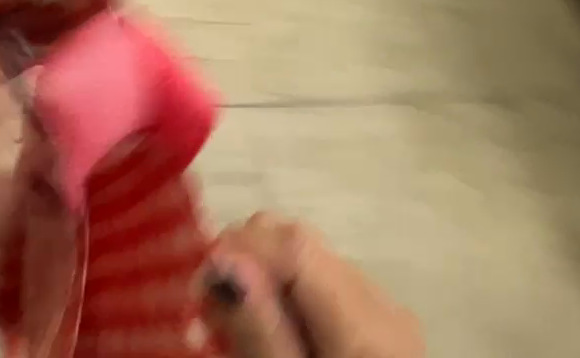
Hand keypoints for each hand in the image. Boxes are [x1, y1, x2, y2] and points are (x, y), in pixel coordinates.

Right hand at [199, 214, 422, 357]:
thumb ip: (259, 331)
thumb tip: (224, 260)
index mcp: (368, 323)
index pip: (291, 243)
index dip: (235, 250)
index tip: (198, 292)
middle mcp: (380, 304)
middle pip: (293, 241)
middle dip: (239, 263)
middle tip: (206, 317)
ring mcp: (381, 316)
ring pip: (298, 260)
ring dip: (253, 281)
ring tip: (225, 332)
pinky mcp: (374, 332)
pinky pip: (314, 288)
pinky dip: (277, 300)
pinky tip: (258, 339)